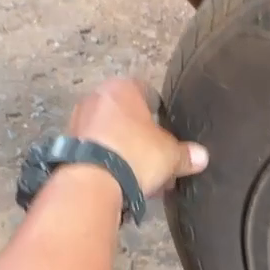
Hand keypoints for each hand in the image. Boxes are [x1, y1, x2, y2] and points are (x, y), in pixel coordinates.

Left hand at [64, 77, 209, 195]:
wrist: (93, 180)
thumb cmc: (136, 154)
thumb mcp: (171, 155)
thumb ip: (186, 154)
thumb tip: (202, 156)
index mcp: (123, 88)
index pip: (146, 91)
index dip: (159, 110)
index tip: (166, 128)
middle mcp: (97, 96)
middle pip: (125, 113)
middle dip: (141, 133)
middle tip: (157, 156)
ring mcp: (79, 120)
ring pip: (110, 132)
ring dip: (125, 149)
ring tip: (141, 174)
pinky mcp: (67, 145)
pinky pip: (97, 149)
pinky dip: (109, 160)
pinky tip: (122, 179)